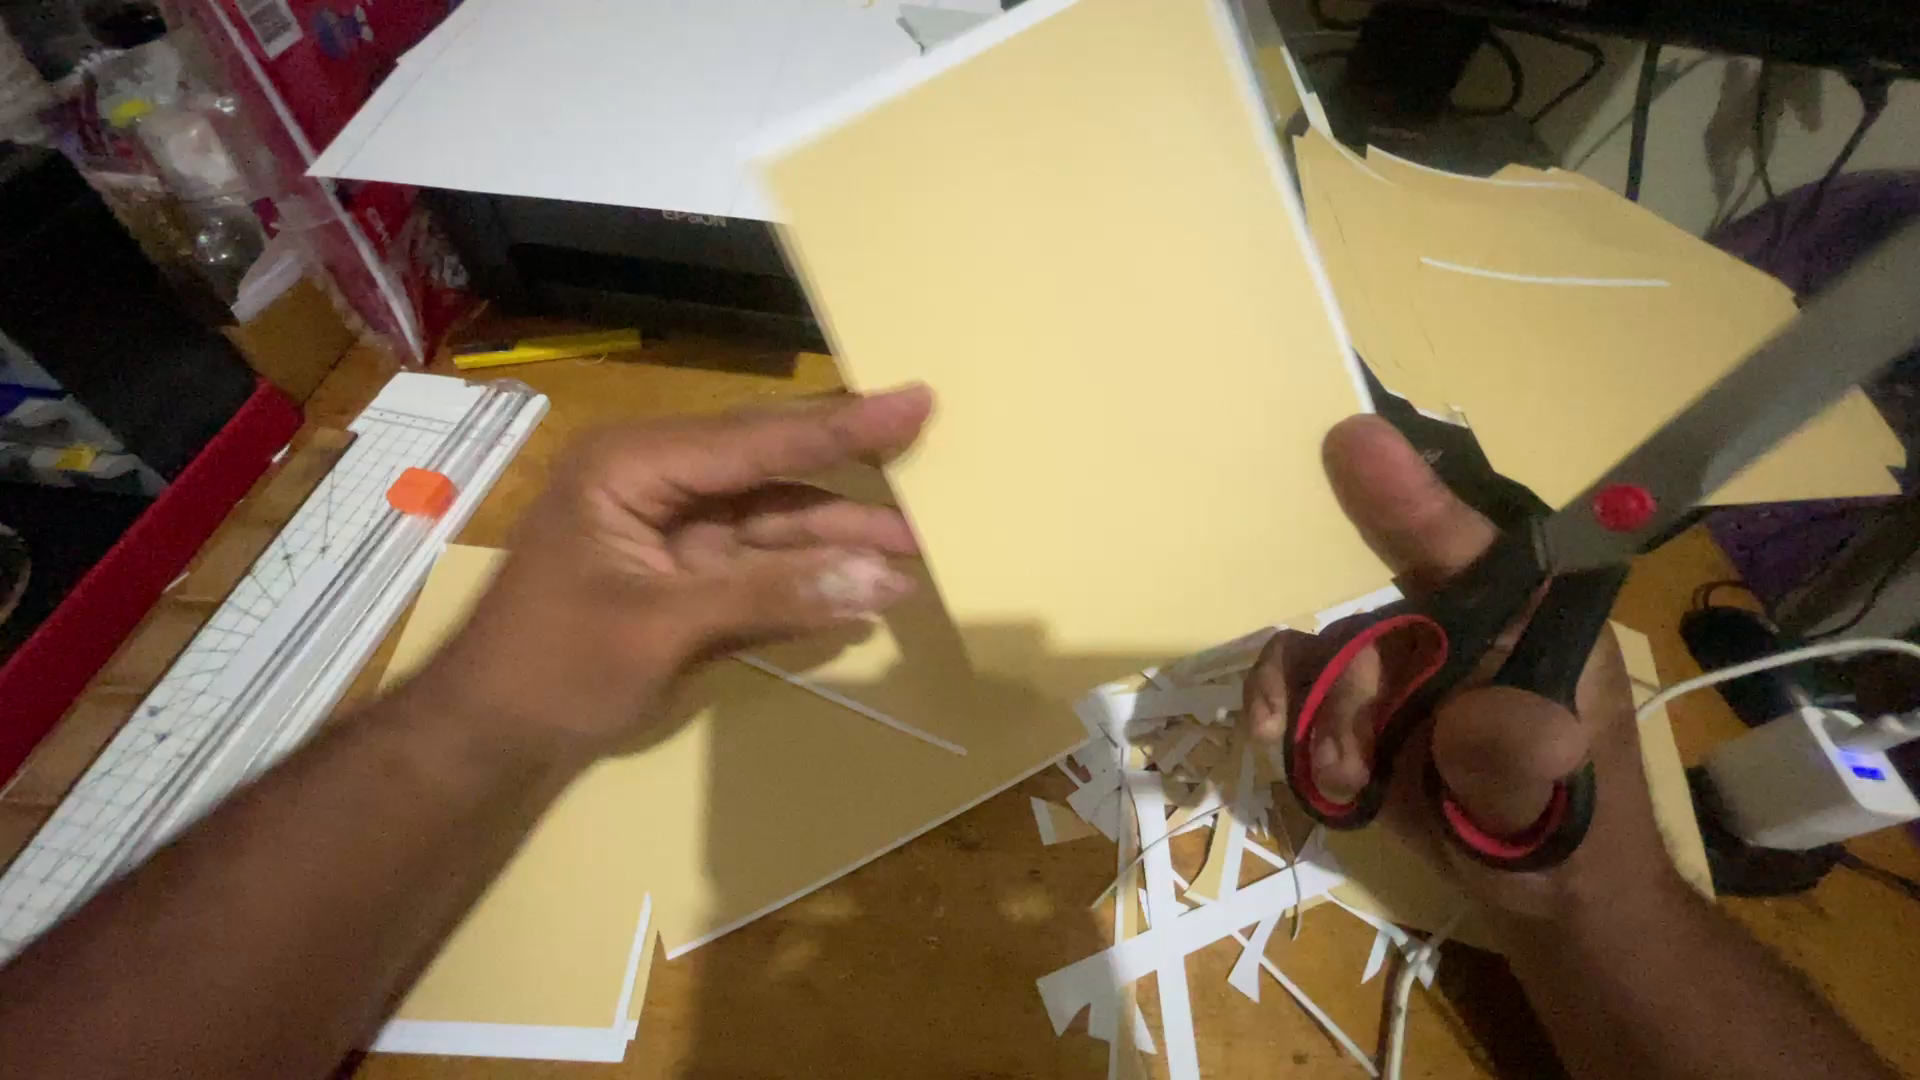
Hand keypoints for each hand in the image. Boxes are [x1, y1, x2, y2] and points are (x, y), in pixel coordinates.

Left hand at [415, 386, 933, 759]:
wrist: (492, 737)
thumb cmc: (551, 667)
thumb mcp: (662, 626)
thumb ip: (774, 595)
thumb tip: (880, 580)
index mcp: (635, 464)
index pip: (758, 439)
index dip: (843, 427)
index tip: (915, 403)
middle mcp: (666, 480)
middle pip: (777, 464)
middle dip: (853, 466)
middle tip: (929, 439)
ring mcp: (685, 528)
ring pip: (783, 516)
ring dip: (846, 533)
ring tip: (919, 543)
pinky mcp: (700, 571)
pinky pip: (772, 562)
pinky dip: (818, 574)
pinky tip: (871, 582)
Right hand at [1246, 416, 1676, 921]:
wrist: (1526, 879)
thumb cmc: (1561, 814)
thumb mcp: (1547, 784)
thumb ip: (1513, 746)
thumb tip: (1473, 711)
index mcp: (1517, 610)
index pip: (1458, 536)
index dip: (1403, 491)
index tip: (1350, 439)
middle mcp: (1447, 613)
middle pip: (1362, 598)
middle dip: (1351, 679)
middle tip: (1360, 743)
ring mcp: (1390, 650)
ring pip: (1316, 642)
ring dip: (1318, 710)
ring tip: (1344, 769)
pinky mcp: (1347, 686)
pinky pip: (1291, 674)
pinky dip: (1278, 704)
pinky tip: (1279, 742)